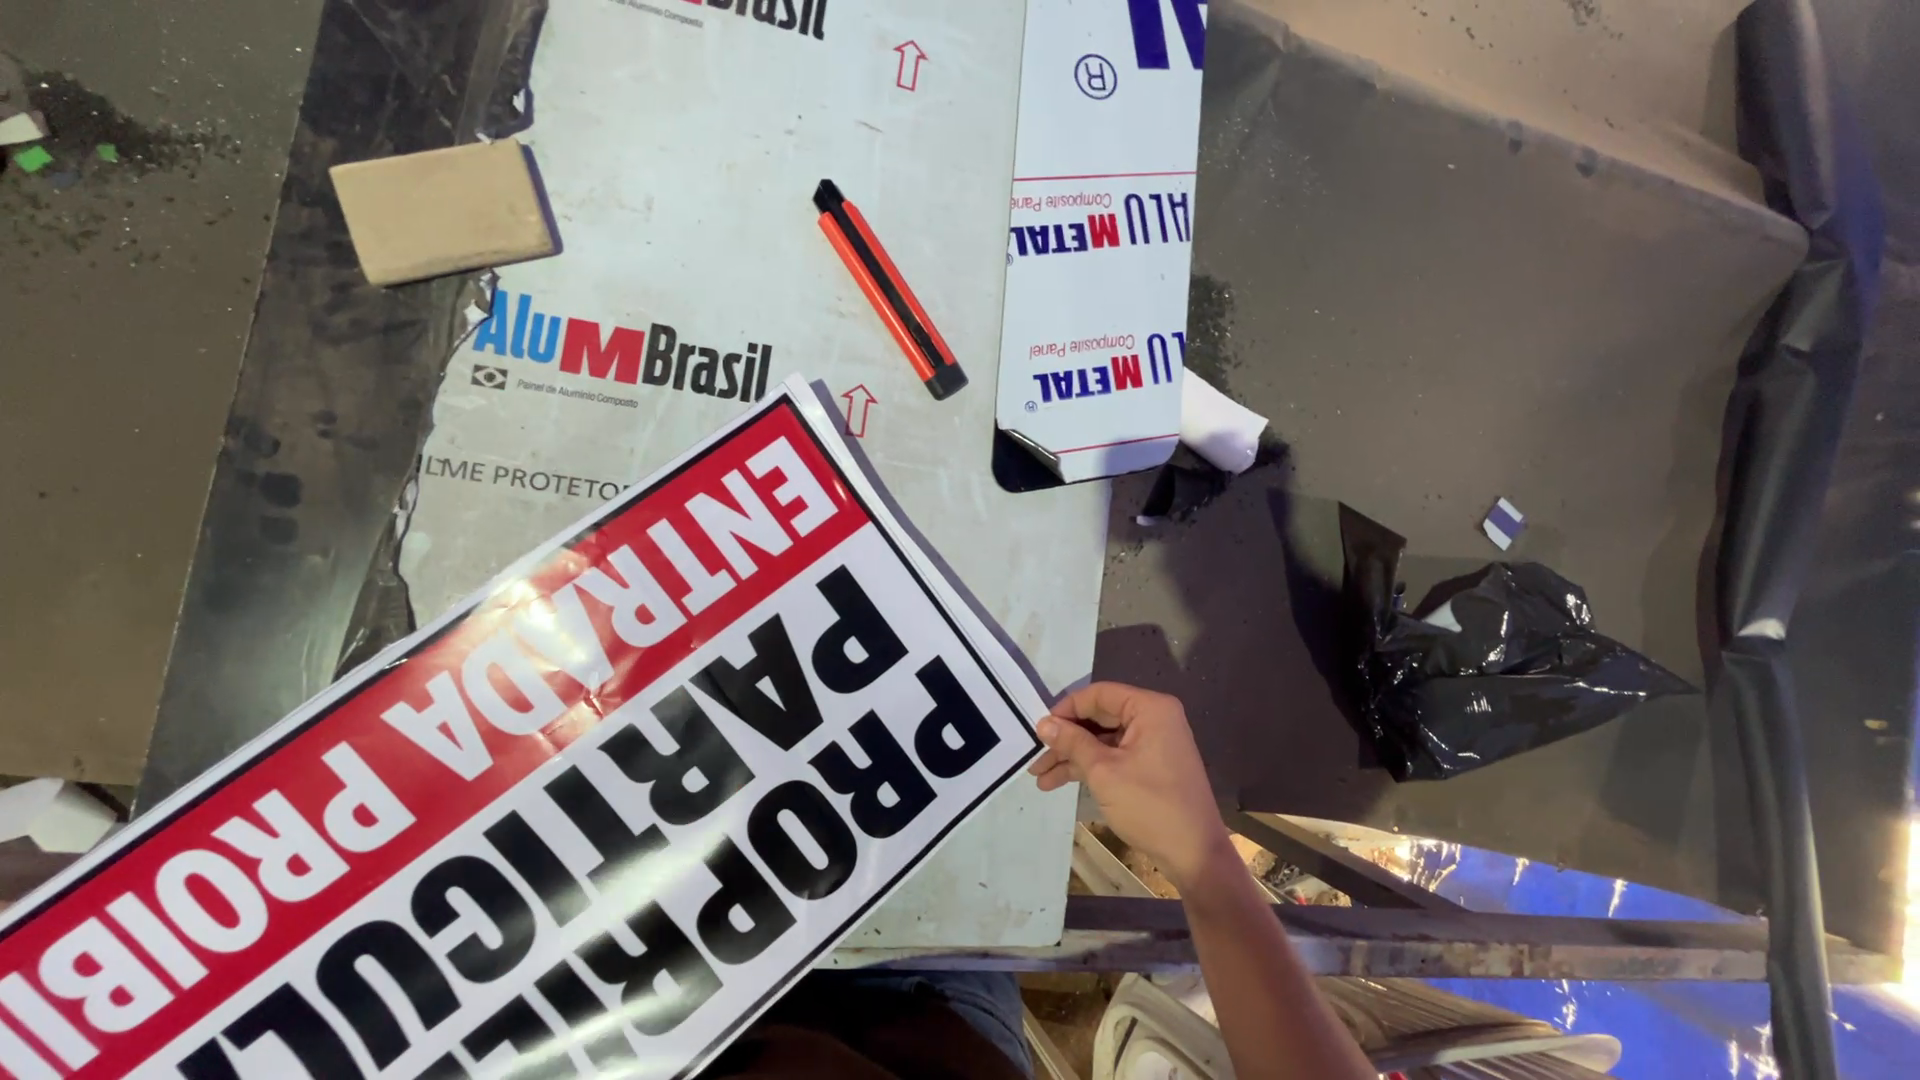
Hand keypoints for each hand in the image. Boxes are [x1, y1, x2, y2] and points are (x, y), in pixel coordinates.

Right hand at [1029, 682, 1235, 891]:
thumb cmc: (1150, 805)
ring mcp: (1153, 743)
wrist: (1194, 854)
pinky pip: (1114, 756)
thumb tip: (1043, 723)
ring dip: (1073, 756)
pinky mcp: (1150, 765)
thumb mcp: (1103, 772)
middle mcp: (1154, 719)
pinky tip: (1060, 782)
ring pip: (1103, 740)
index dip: (1066, 710)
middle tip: (1036, 756)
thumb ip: (1072, 742)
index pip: (1098, 695)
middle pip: (1099, 717)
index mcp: (1150, 708)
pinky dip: (1090, 767)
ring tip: (1041, 776)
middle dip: (1065, 738)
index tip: (1040, 730)